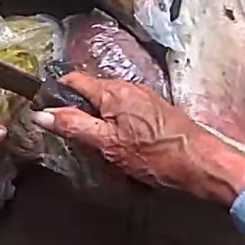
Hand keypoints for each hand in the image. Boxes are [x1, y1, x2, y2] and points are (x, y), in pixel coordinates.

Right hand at [32, 73, 244, 205]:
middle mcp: (128, 87)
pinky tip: (120, 148)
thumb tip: (42, 114)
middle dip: (78, 114)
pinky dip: (114, 127)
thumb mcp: (106, 144)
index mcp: (113, 91)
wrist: (203, 164)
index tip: (46, 113)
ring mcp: (143, 98)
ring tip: (99, 148)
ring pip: (106, 105)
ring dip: (97, 123)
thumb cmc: (156, 155)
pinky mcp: (154, 111)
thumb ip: (73, 126)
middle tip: (75, 140)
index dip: (55, 94)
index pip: (73, 80)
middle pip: (89, 94)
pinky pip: (123, 113)